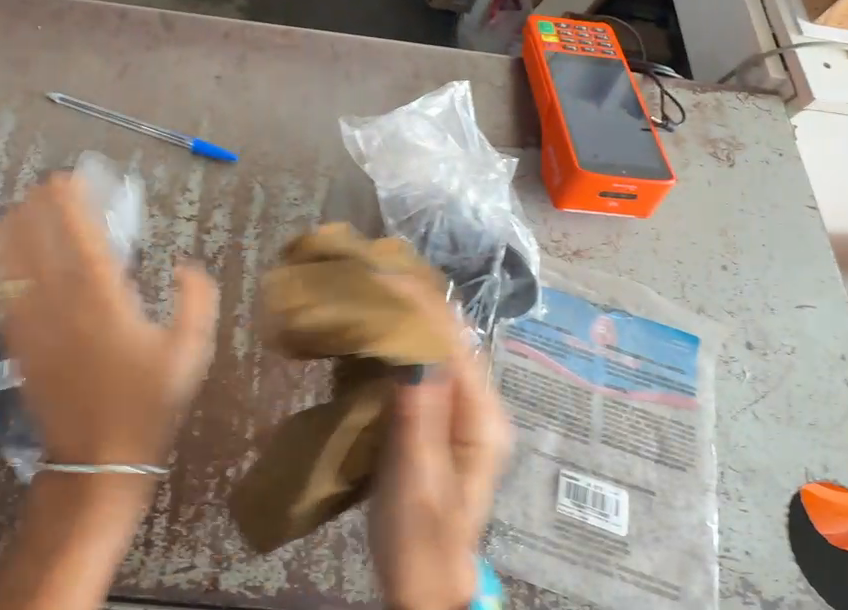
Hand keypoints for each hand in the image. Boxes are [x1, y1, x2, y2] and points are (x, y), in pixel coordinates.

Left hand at [0, 174, 218, 467]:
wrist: (97, 460)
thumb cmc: (148, 403)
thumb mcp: (191, 351)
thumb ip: (196, 299)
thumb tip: (185, 263)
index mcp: (104, 296)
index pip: (80, 233)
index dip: (71, 201)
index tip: (68, 177)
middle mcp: (62, 300)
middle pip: (39, 239)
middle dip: (39, 206)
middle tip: (47, 186)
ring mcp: (33, 322)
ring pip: (13, 262)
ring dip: (15, 228)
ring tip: (19, 206)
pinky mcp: (18, 344)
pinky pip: (4, 292)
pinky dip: (3, 265)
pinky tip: (5, 254)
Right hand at [368, 284, 512, 609]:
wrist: (426, 587)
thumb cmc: (420, 541)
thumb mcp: (417, 478)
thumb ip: (419, 411)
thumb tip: (414, 344)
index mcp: (481, 415)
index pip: (452, 338)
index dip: (417, 299)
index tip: (377, 270)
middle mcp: (478, 404)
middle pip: (448, 335)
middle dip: (410, 299)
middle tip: (366, 270)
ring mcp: (459, 411)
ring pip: (434, 346)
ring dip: (404, 313)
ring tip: (366, 285)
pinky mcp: (437, 419)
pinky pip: (421, 365)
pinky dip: (397, 339)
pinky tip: (370, 328)